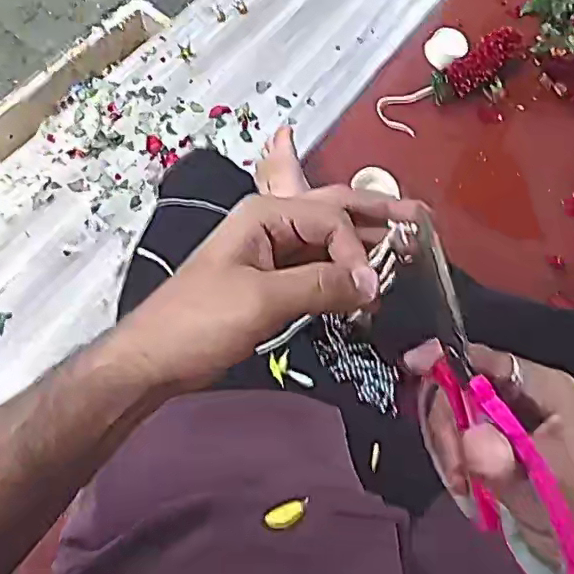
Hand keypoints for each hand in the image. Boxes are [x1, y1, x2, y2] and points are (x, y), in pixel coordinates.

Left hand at [112, 187, 424, 388]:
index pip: (330, 220)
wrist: (152, 362)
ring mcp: (274, 249)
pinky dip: (345, 272)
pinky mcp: (274, 278)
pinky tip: (368, 281)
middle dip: (378, 214)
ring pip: (330, 239)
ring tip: (407, 242)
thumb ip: (319, 286)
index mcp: (267, 214)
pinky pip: (319, 266)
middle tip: (421, 218)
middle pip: (335, 211)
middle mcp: (274, 222)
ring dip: (366, 243)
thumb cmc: (198, 322)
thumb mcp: (260, 301)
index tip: (371, 291)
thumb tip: (372, 284)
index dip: (356, 251)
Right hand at [405, 341, 573, 573]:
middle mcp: (525, 392)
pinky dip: (453, 459)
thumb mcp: (543, 486)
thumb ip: (505, 464)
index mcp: (547, 387)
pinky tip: (467, 486)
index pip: (491, 359)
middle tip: (453, 468)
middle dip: (449, 422)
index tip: (415, 363)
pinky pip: (458, 433)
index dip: (450, 358)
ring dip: (449, 448)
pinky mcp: (495, 437)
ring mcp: (509, 414)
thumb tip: (470, 439)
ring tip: (463, 486)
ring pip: (456, 408)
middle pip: (465, 382)